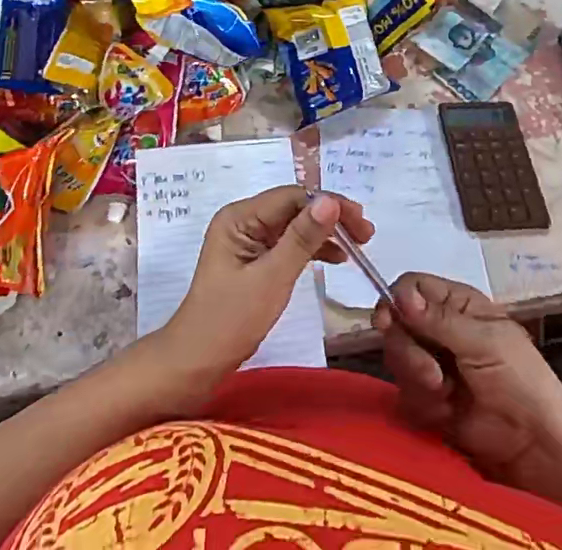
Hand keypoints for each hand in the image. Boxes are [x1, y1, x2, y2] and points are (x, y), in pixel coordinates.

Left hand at [161, 187, 372, 377]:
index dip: (329, 205)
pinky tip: (336, 258)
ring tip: (359, 245)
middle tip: (366, 234)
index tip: (362, 223)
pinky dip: (313, 248)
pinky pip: (289, 244)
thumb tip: (330, 201)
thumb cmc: (230, 321)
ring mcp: (248, 240)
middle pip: (294, 207)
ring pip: (294, 225)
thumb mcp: (272, 279)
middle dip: (331, 217)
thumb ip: (302, 238)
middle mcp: (242, 221)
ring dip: (325, 232)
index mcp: (239, 217)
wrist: (195, 364)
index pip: (292, 197)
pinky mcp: (254, 260)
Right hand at [373, 274, 561, 485]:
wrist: (533, 446)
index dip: (395, 300)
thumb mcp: (485, 342)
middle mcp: (438, 328)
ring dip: (417, 378)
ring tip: (445, 394)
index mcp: (457, 304)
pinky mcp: (426, 398)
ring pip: (397, 358)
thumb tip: (400, 295)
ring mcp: (431, 362)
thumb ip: (439, 320)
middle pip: (396, 323)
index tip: (388, 321)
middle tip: (433, 373)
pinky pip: (404, 392)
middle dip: (408, 350)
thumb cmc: (520, 380)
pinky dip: (423, 403)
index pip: (411, 287)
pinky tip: (447, 412)